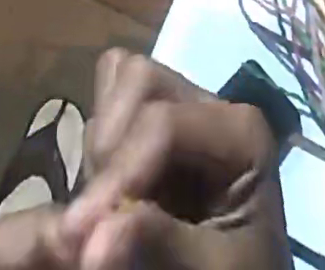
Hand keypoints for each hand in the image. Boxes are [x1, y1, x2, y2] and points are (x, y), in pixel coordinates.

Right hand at [64, 50, 287, 269]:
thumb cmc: (240, 268)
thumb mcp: (214, 269)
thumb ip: (160, 244)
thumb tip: (92, 237)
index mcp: (239, 131)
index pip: (165, 124)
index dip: (121, 171)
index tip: (84, 232)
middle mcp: (209, 102)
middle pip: (141, 79)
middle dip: (109, 142)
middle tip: (93, 212)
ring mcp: (180, 101)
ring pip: (122, 74)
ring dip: (102, 136)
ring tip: (103, 200)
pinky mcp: (154, 111)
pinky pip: (112, 90)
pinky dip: (100, 128)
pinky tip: (107, 182)